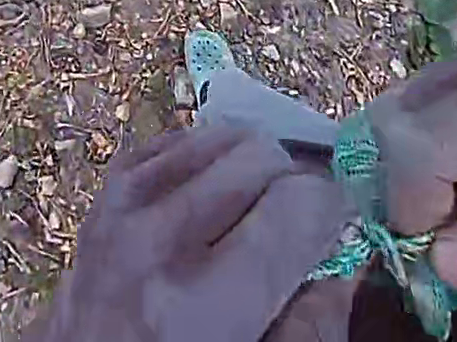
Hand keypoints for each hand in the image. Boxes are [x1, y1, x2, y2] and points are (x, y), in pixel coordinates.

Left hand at [29, 123, 353, 341]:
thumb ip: (313, 328)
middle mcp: (157, 238)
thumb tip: (345, 250)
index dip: (330, 208)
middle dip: (291, 181)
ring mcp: (127, 201)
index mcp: (199, 306)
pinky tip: (213, 195)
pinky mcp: (112, 183)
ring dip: (251, 162)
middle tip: (295, 218)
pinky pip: (184, 137)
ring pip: (224, 134)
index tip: (337, 221)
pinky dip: (210, 157)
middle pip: (260, 156)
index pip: (294, 207)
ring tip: (253, 205)